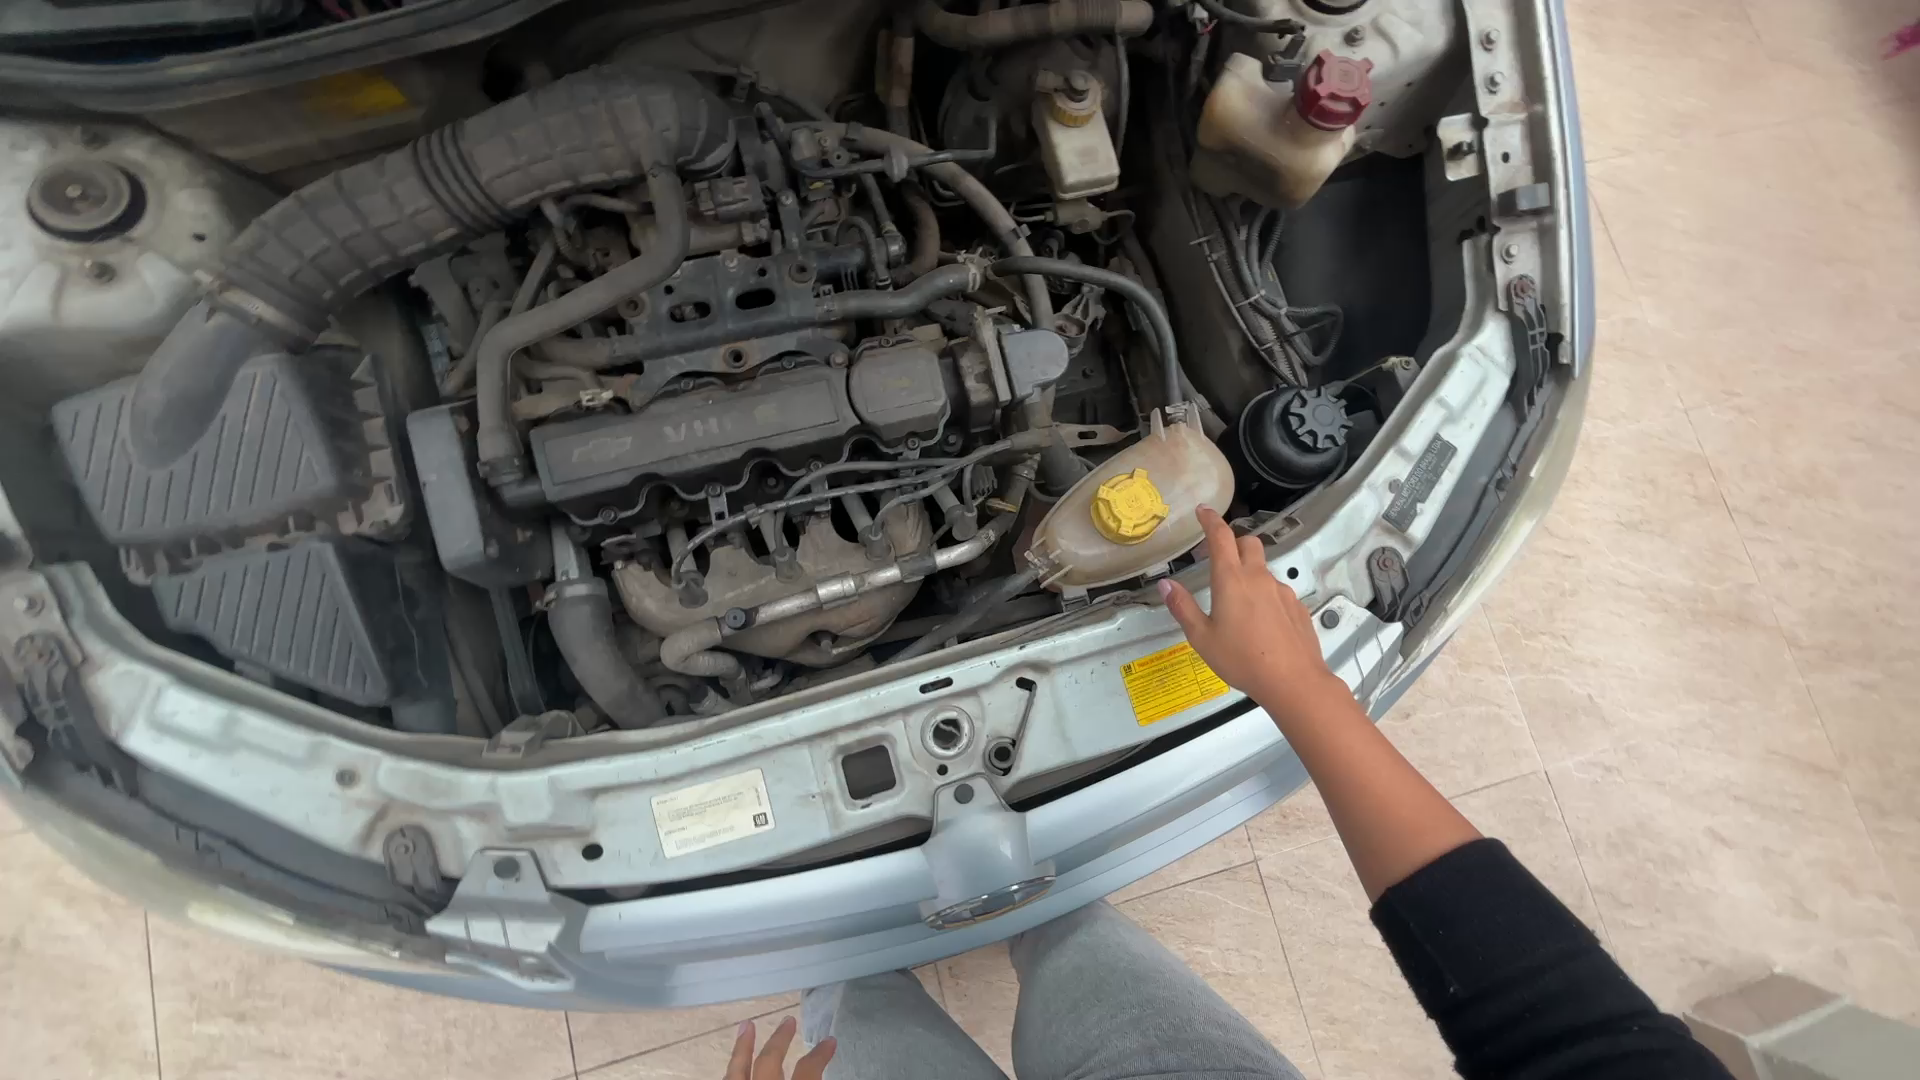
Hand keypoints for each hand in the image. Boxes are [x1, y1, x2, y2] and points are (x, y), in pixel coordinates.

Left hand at [724, 1016, 834, 1079]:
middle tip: (789, 1020)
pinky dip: (731, 1071)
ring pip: (736, 1072)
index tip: (830, 1041)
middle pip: (769, 1061)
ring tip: (746, 1024)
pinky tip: (731, 1068)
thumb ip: (811, 1079)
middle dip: (780, 1040)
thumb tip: (820, 1071)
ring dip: (742, 1048)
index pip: (807, 1071)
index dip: (819, 1055)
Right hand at [1158, 508, 1346, 723]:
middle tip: (1218, 559)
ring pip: (1263, 569)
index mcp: (1231, 580)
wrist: (1293, 681)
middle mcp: (1258, 578)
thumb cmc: (1241, 659)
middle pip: (1248, 543)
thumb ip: (1182, 607)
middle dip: (1233, 543)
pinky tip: (1259, 622)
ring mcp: (1282, 591)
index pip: (1221, 536)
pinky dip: (1264, 595)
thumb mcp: (1201, 637)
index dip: (1210, 520)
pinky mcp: (1297, 607)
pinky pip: (1277, 591)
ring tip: (1236, 603)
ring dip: (1248, 573)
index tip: (1203, 510)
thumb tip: (1165, 584)